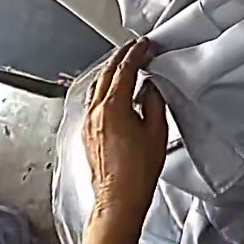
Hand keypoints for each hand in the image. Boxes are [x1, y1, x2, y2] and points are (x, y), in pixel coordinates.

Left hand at [84, 39, 167, 241]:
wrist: (118, 198)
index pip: (124, 71)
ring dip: (110, 71)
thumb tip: (150, 88)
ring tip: (124, 63)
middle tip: (134, 47)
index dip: (136, 54)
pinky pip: (93, 101)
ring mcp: (88, 124)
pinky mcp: (87, 133)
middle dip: (120, 58)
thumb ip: (152, 103)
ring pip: (96, 87)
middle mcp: (95, 113)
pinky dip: (105, 88)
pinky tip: (114, 90)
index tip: (145, 45)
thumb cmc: (138, 170)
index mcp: (113, 108)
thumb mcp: (157, 130)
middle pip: (105, 75)